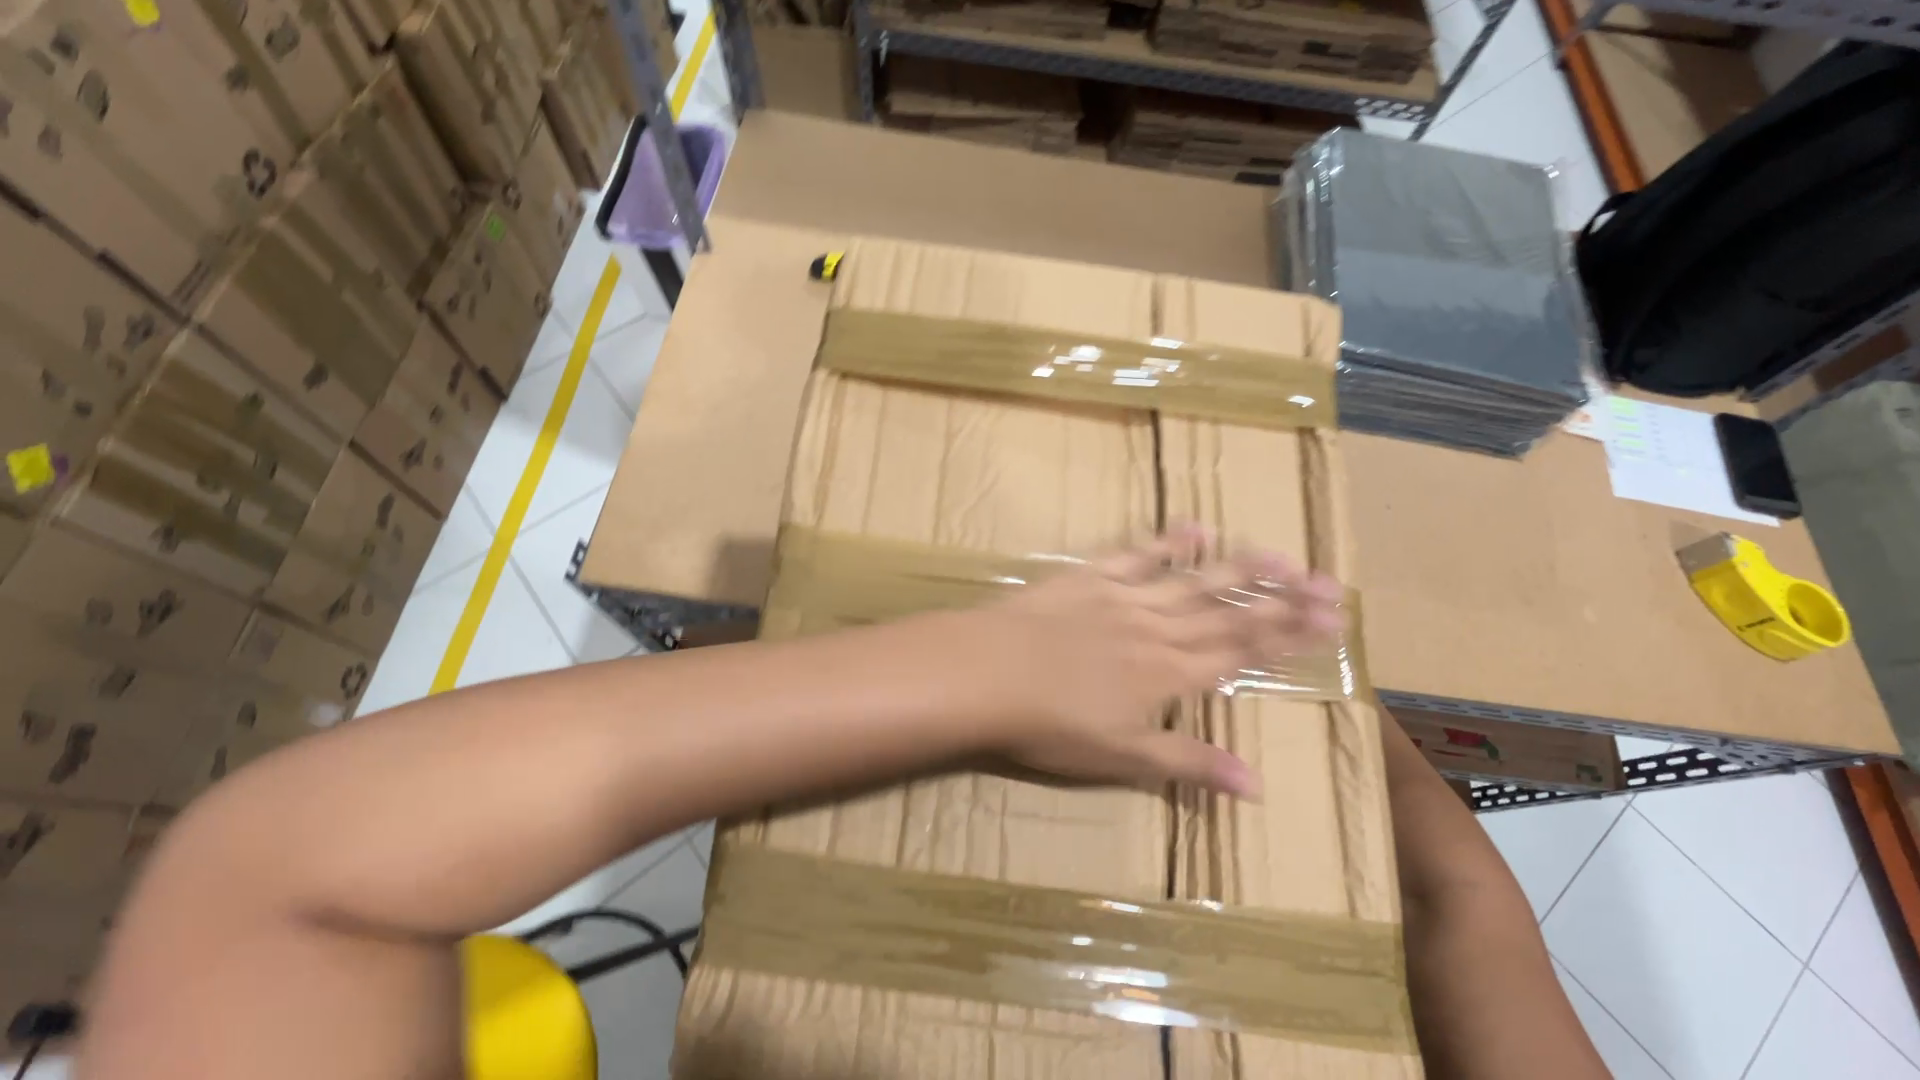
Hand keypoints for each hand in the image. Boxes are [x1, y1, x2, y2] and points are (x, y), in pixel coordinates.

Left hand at [967, 526, 1345, 799]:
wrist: (986, 674)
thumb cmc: (1051, 725)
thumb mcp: (1124, 756)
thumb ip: (1190, 763)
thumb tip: (1259, 785)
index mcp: (1170, 674)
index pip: (1242, 652)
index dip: (1288, 636)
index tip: (1332, 621)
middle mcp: (1157, 630)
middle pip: (1229, 613)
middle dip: (1282, 600)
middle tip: (1332, 584)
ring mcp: (1122, 598)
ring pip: (1192, 580)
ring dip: (1239, 568)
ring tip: (1282, 555)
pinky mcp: (1086, 577)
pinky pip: (1134, 555)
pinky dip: (1165, 542)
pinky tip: (1194, 527)